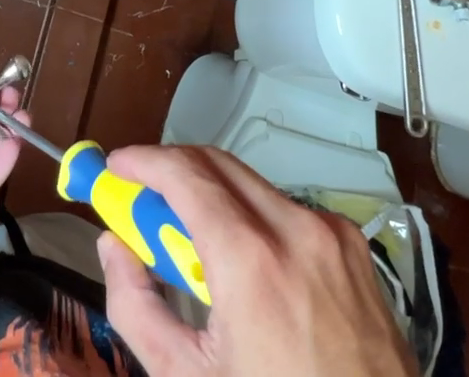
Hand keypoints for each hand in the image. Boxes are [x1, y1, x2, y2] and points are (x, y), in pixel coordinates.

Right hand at [96, 145, 416, 376]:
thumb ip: (135, 307)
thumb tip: (113, 247)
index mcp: (251, 259)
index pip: (184, 174)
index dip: (141, 161)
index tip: (115, 168)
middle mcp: (296, 228)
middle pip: (216, 164)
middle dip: (170, 170)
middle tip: (140, 200)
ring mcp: (332, 233)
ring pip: (252, 184)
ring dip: (211, 194)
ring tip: (190, 243)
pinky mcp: (354, 246)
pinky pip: (288, 209)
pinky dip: (252, 216)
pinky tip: (244, 264)